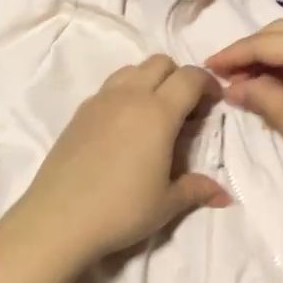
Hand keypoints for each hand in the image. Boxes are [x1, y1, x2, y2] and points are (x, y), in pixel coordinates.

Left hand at [15, 55, 230, 260]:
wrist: (58, 219)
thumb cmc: (121, 210)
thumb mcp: (166, 203)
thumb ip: (196, 190)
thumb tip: (223, 195)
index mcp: (158, 112)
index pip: (190, 77)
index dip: (207, 83)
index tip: (214, 102)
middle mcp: (129, 97)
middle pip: (160, 63)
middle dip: (178, 77)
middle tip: (185, 109)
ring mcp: (100, 102)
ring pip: (131, 70)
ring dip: (149, 81)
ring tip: (153, 115)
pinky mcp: (78, 114)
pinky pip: (108, 88)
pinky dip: (124, 94)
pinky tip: (123, 128)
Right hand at [205, 19, 282, 189]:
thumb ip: (259, 95)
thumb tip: (234, 87)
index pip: (263, 43)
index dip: (233, 54)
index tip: (207, 66)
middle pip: (280, 33)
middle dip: (250, 49)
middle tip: (227, 71)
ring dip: (269, 54)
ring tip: (247, 77)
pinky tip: (275, 81)